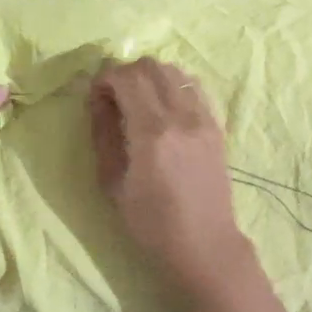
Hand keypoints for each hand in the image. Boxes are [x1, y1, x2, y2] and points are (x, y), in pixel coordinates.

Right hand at [89, 58, 256, 287]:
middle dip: (124, 74)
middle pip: (150, 66)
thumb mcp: (112, 182)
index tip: (95, 100)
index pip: (126, 78)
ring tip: (137, 102)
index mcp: (152, 133)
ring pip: (174, 71)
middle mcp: (181, 117)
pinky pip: (193, 87)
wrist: (204, 245)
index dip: (104, 80)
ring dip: (149, 77)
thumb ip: (103, 135)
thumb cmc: (150, 222)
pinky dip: (172, 86)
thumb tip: (98, 103)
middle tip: (113, 99)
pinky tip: (162, 109)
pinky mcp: (216, 126)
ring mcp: (204, 119)